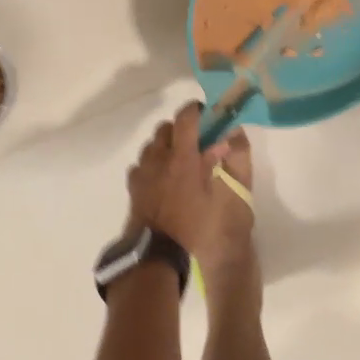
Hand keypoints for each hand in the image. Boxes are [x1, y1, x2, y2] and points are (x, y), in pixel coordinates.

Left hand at [124, 101, 229, 259]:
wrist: (156, 250)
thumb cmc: (192, 223)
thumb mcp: (216, 196)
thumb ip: (220, 163)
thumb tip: (225, 139)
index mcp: (182, 157)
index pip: (186, 118)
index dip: (195, 109)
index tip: (204, 111)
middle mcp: (160, 157)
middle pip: (165, 127)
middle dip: (179, 128)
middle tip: (193, 140)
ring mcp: (143, 170)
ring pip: (151, 144)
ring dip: (164, 145)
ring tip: (176, 159)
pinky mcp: (133, 183)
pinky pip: (141, 163)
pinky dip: (151, 163)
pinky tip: (160, 176)